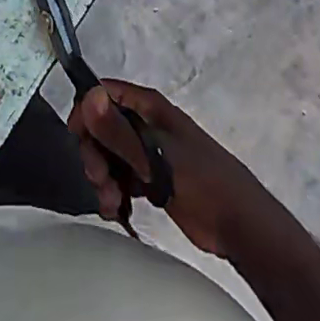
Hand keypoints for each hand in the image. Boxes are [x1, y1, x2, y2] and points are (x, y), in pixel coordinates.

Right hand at [68, 79, 285, 258]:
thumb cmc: (203, 182)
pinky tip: (118, 210)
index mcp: (150, 108)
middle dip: (95, 155)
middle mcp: (146, 124)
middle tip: (100, 180)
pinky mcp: (151, 179)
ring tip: (112, 203)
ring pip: (108, 156)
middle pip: (101, 128)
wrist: (240, 226)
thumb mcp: (157, 157)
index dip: (86, 113)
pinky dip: (114, 193)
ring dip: (103, 180)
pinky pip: (119, 178)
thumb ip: (119, 131)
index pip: (103, 94)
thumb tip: (89, 95)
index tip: (79, 140)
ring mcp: (148, 152)